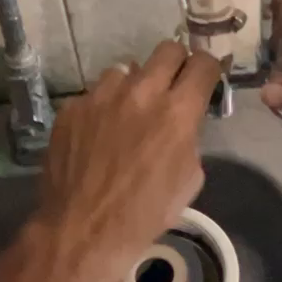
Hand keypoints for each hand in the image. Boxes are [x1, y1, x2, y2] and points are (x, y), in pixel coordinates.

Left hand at [26, 41, 222, 281]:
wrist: (84, 231)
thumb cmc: (144, 215)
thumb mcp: (188, 180)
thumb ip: (189, 139)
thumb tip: (181, 125)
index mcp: (177, 113)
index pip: (203, 64)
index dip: (208, 68)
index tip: (205, 78)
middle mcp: (140, 93)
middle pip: (167, 50)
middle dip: (175, 65)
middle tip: (172, 86)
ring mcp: (101, 97)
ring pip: (126, 70)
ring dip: (134, 85)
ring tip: (129, 112)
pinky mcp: (72, 108)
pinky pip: (94, 94)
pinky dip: (102, 108)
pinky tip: (99, 134)